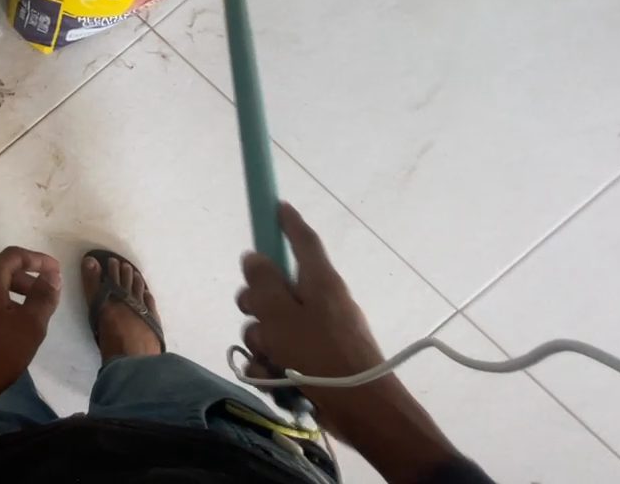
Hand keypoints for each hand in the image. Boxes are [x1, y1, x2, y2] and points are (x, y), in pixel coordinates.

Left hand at [0, 246, 64, 407]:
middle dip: (28, 279)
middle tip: (48, 295)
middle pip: (2, 270)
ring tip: (34, 314)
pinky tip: (11, 328)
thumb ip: (43, 298)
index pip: (14, 255)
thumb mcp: (29, 326)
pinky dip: (1, 306)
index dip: (38, 259)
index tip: (57, 270)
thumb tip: (52, 276)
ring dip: (15, 294)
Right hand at [238, 204, 460, 482]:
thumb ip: (262, 281)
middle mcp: (321, 302)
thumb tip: (255, 256)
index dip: (288, 221)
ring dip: (262, 338)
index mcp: (319, 283)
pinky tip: (271, 376)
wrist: (366, 414)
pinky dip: (271, 363)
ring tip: (269, 358)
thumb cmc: (321, 355)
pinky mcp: (318, 360)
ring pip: (273, 322)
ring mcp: (321, 333)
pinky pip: (282, 351)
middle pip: (275, 287)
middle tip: (253, 314)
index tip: (277, 204)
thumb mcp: (280, 313)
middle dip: (255, 302)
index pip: (303, 241)